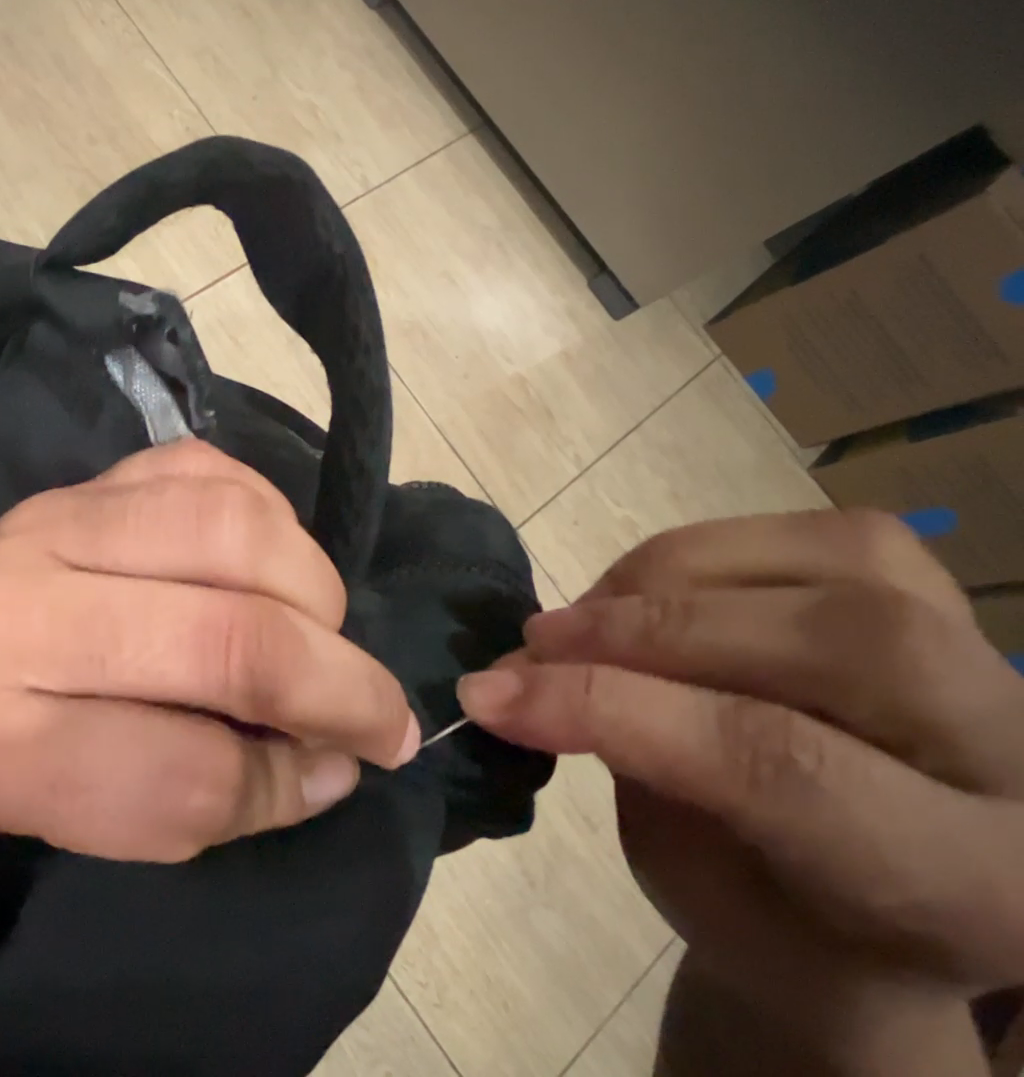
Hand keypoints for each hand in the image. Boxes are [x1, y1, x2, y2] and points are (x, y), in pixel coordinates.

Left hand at [0, 439, 417, 862]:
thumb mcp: (67, 819)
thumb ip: (196, 802)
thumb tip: (329, 766)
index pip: (180, 769)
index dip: (286, 779)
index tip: (340, 773)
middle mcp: (13, 609)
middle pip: (220, 638)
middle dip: (335, 684)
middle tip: (374, 718)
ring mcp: (47, 522)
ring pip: (228, 532)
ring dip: (313, 592)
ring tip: (319, 637)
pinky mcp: (77, 482)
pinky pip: (204, 471)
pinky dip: (269, 519)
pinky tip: (270, 567)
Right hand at [455, 511, 1023, 1001]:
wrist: (868, 909)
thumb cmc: (766, 917)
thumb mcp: (685, 879)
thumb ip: (632, 766)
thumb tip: (531, 672)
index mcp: (967, 886)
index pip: (781, 764)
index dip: (614, 709)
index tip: (487, 694)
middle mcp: (1023, 766)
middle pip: (842, 641)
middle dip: (649, 628)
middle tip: (534, 643)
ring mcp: (1005, 671)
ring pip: (845, 565)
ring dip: (668, 577)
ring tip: (582, 620)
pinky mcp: (957, 609)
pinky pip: (836, 539)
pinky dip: (708, 553)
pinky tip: (647, 594)